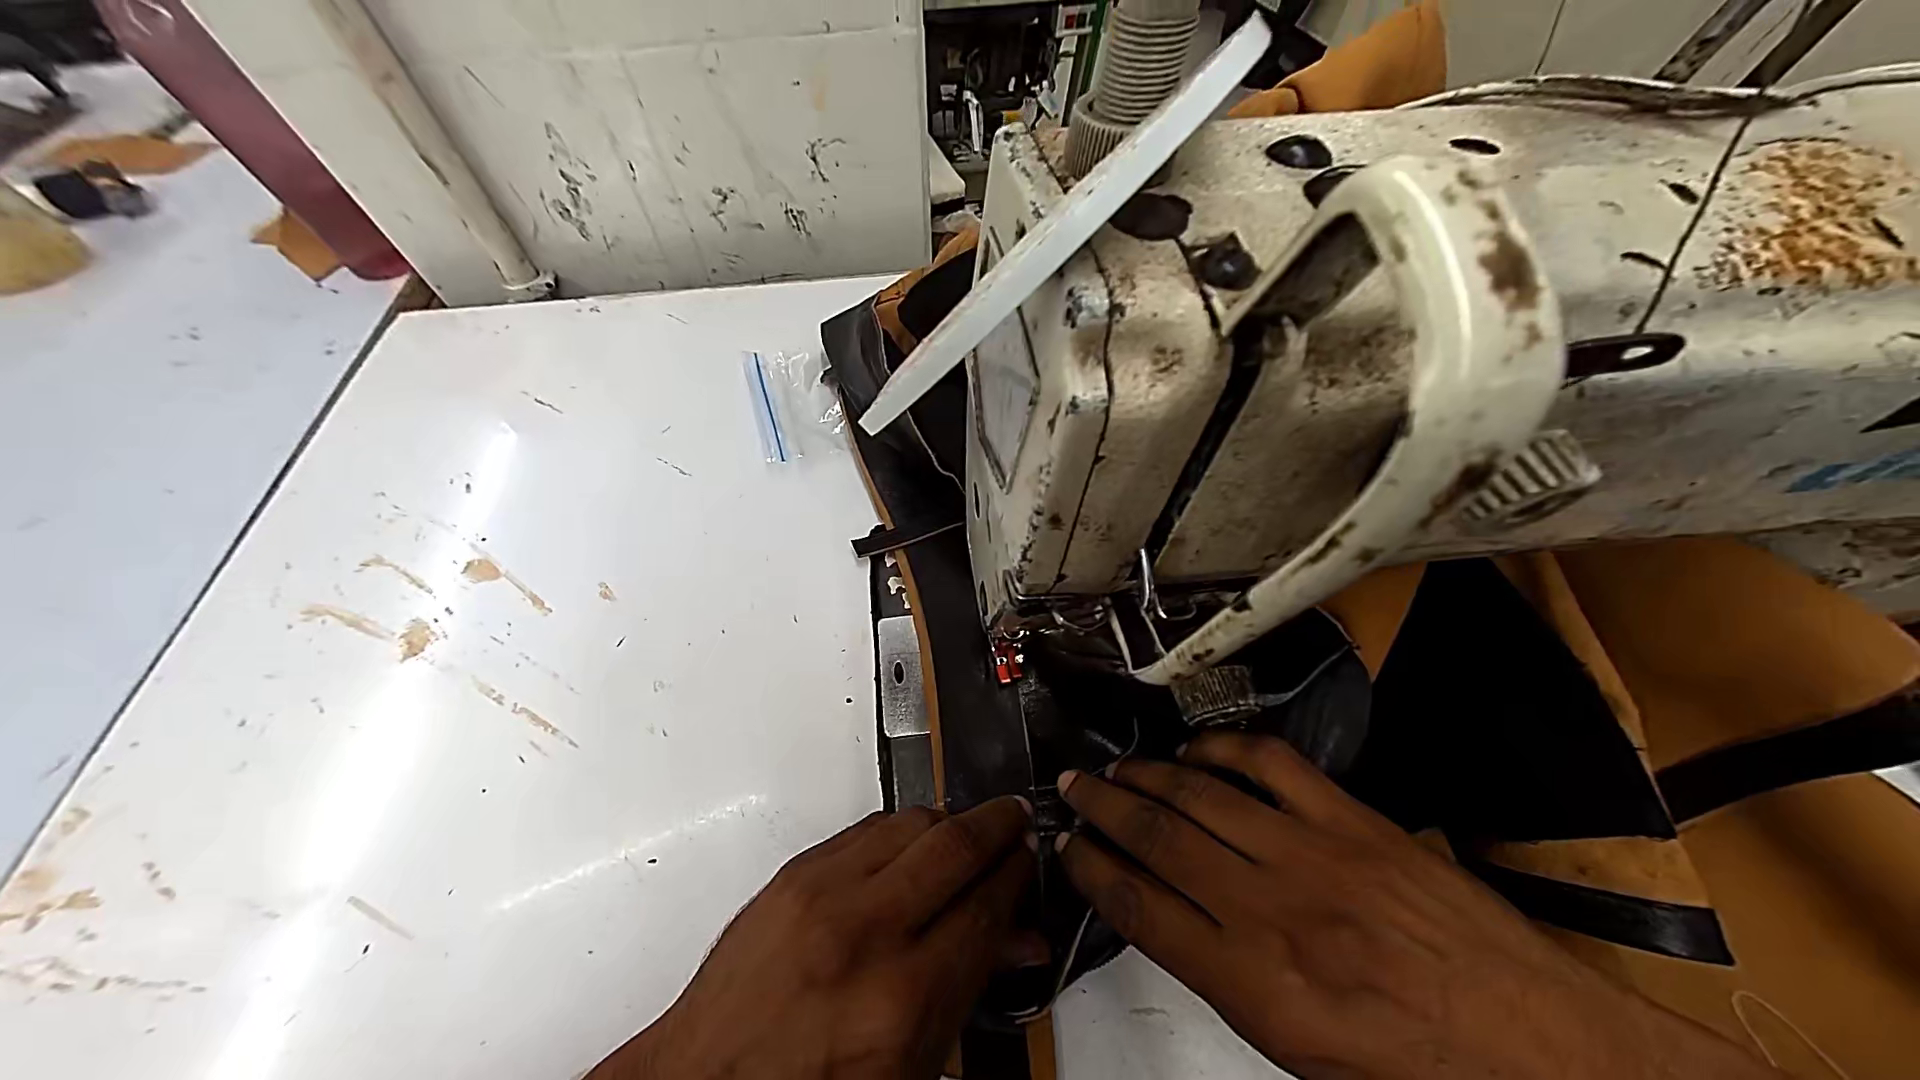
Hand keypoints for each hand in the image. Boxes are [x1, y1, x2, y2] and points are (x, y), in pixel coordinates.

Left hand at [590, 797, 1037, 1079]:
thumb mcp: (911, 1062)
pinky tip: (916, 837)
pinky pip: (866, 826)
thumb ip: (969, 989)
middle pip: (955, 846)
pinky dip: (902, 825)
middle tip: (1017, 819)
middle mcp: (862, 935)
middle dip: (999, 823)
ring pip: (912, 821)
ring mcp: (821, 895)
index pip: (985, 909)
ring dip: (952, 817)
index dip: (1017, 878)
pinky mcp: (793, 874)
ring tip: (972, 826)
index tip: (1027, 864)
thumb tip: (1015, 940)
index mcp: (900, 1000)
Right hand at [1056, 732, 1778, 1079]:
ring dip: (1146, 775)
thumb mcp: (1295, 1051)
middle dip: (1100, 807)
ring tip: (1115, 768)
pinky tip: (1195, 749)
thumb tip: (1160, 911)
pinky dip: (1221, 748)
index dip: (1090, 868)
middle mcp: (1270, 911)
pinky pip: (1268, 763)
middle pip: (1156, 838)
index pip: (1138, 905)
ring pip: (1199, 794)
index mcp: (1252, 985)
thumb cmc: (1410, 1067)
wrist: (1543, 1048)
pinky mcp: (1351, 819)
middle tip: (1071, 786)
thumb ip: (1219, 974)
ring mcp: (1312, 854)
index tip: (1067, 846)